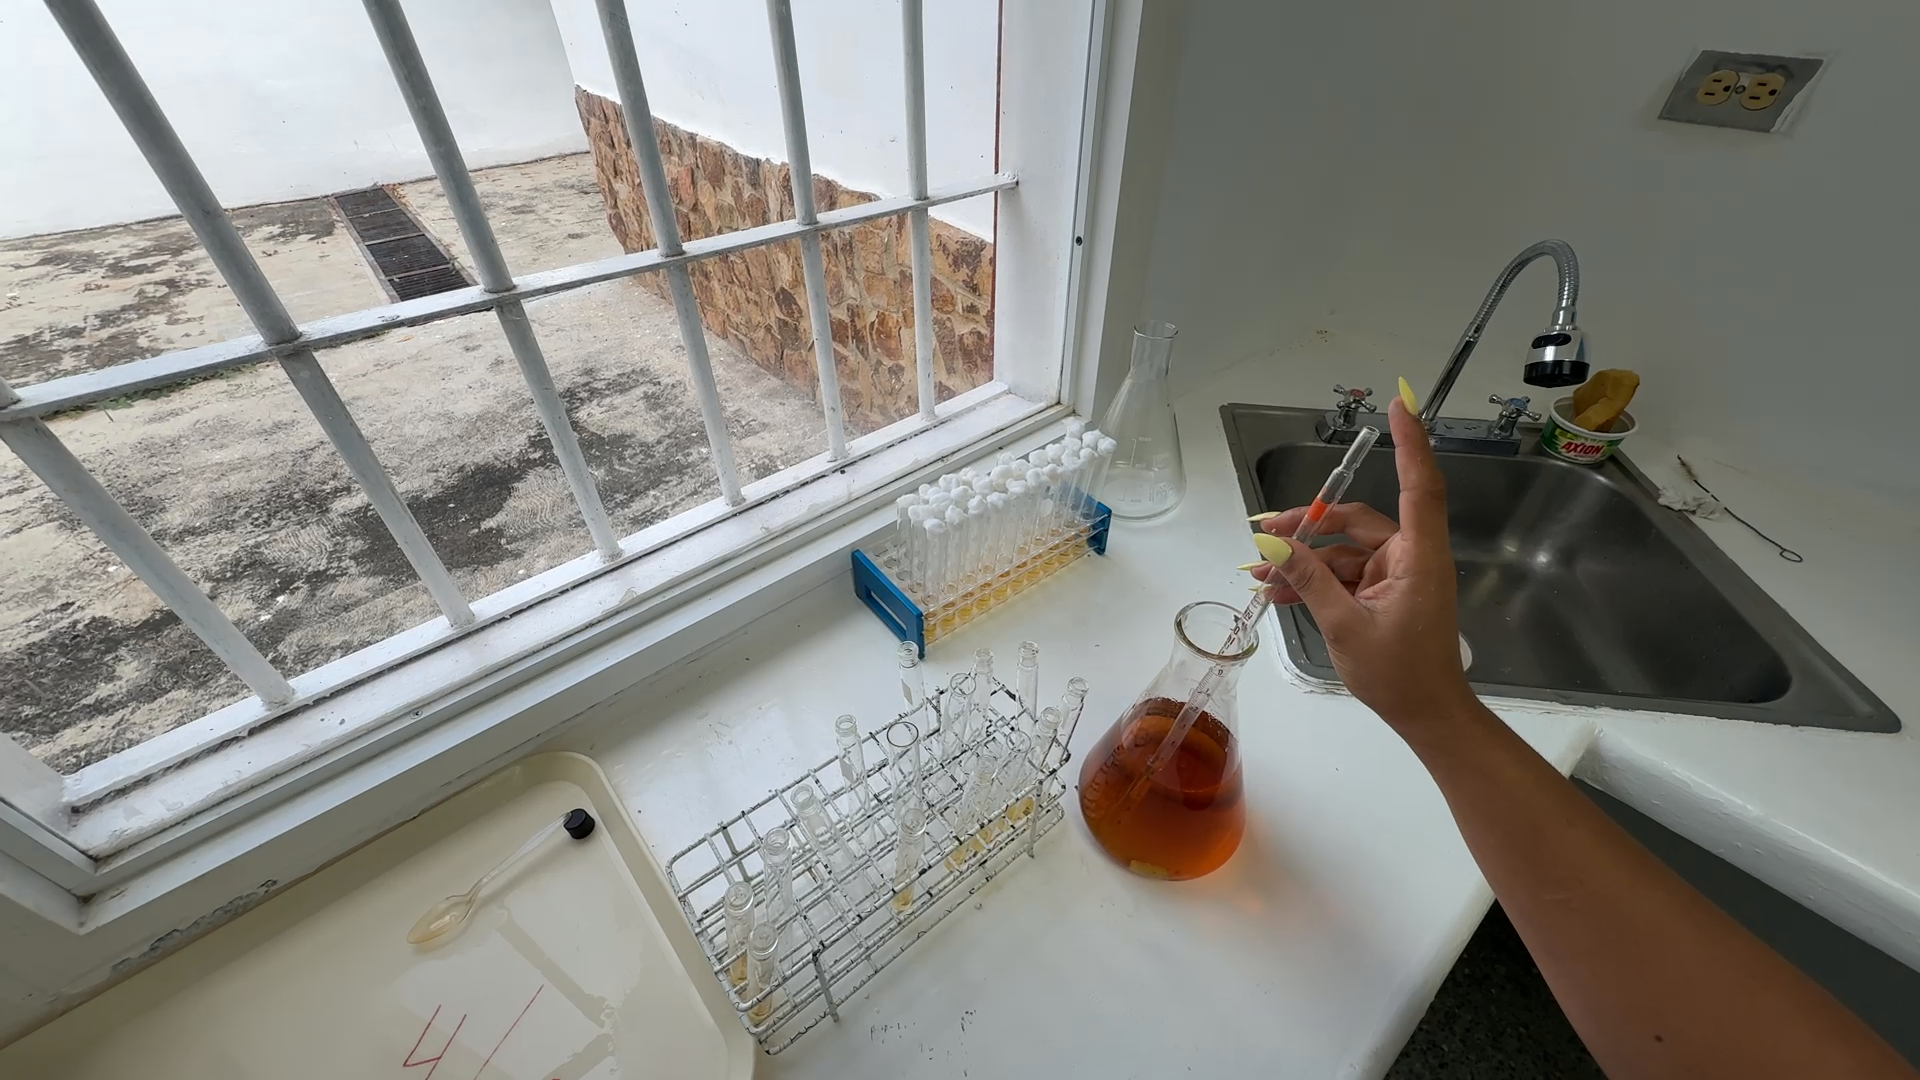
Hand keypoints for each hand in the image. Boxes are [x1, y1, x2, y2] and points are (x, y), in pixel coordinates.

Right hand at [1249, 398, 1474, 728]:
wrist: (1424, 715)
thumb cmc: (1397, 673)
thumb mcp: (1344, 625)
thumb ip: (1308, 579)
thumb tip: (1271, 542)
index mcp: (1417, 557)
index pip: (1419, 487)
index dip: (1411, 444)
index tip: (1401, 403)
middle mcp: (1407, 556)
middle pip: (1353, 522)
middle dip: (1306, 528)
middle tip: (1263, 536)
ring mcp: (1392, 574)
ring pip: (1338, 551)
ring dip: (1299, 561)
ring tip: (1258, 577)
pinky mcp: (1379, 591)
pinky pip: (1338, 574)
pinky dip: (1308, 580)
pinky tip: (1274, 592)